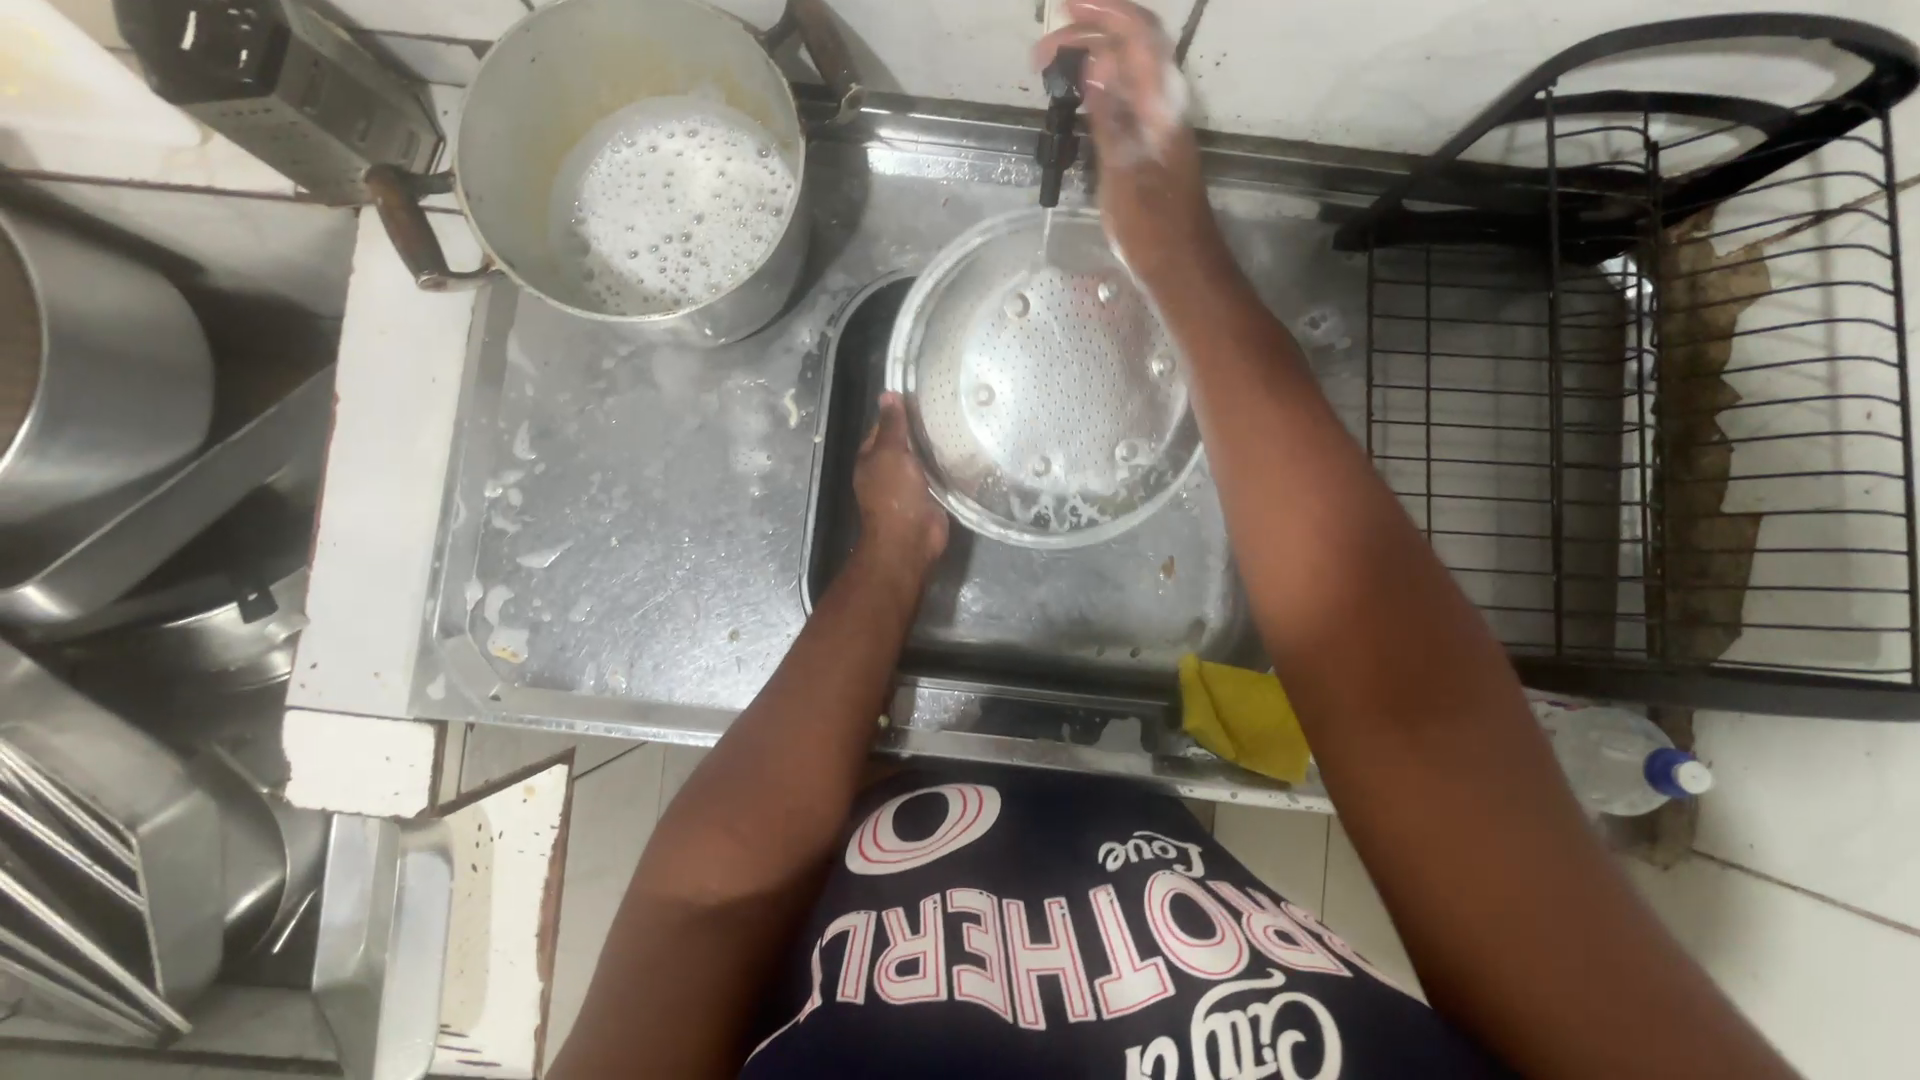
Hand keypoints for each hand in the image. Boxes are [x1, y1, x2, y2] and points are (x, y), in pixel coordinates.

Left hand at [853, 392, 948, 586]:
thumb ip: (892, 425)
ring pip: (922, 459)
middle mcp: (887, 470)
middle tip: (948, 407)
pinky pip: (937, 476)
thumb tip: (887, 394)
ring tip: (959, 423)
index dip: (900, 411)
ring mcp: (908, 485)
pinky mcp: (929, 497)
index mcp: (871, 457)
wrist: (910, 539)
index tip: (923, 394)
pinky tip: (963, 451)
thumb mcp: (890, 452)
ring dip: (935, 447)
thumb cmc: (894, 493)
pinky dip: (946, 466)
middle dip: (921, 429)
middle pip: (905, 443)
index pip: (884, 426)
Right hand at [1035, 0, 1229, 287]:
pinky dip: (1098, 86)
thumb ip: (1110, 116)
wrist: (1180, 267)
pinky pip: (1125, 97)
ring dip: (1091, 59)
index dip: (1104, 10)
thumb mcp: (1123, 173)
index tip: (1063, 6)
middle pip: (1132, 46)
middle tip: (1040, 52)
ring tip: (1050, 69)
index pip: (1138, 35)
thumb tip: (1094, 63)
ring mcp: (1159, 125)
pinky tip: (1076, 98)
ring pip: (1128, 71)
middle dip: (1088, 33)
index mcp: (1161, 105)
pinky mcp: (1151, 145)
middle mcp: (1164, 106)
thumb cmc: (1152, 229)